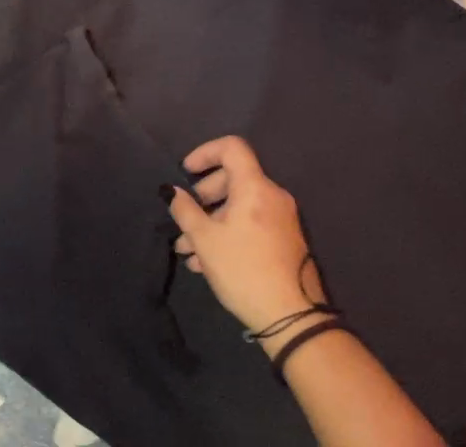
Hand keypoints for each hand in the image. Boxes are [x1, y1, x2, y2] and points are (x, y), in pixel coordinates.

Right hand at [168, 136, 326, 335]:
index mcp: (255, 187)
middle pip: (233, 177)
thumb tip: (173, 192)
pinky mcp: (285, 240)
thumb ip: (185, 211)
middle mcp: (272, 195)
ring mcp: (281, 218)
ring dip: (211, 220)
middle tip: (184, 217)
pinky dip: (228, 231)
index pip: (231, 148)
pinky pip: (251, 222)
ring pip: (239, 205)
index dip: (205, 152)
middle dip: (203, 195)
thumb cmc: (243, 270)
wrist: (292, 318)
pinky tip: (207, 261)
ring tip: (187, 249)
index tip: (186, 171)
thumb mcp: (205, 240)